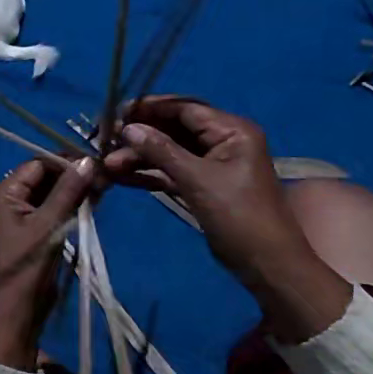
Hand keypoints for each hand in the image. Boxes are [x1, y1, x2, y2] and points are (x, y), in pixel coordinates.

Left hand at [0, 156, 95, 369]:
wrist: (21, 310)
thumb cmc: (28, 266)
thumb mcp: (49, 226)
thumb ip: (68, 191)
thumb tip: (89, 160)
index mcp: (5, 192)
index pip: (39, 163)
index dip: (67, 161)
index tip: (97, 163)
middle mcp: (11, 197)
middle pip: (46, 175)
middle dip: (74, 175)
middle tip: (106, 176)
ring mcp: (24, 213)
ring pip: (54, 191)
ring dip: (77, 189)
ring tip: (104, 187)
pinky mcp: (37, 227)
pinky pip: (56, 206)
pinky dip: (74, 203)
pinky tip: (95, 201)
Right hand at [101, 96, 350, 339]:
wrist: (266, 265)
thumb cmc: (238, 216)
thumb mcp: (198, 180)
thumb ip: (161, 151)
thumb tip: (127, 128)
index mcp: (232, 130)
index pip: (185, 108)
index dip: (149, 108)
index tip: (115, 113)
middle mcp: (223, 141)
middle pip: (174, 128)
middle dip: (140, 135)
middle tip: (106, 140)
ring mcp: (212, 164)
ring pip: (169, 151)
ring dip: (140, 156)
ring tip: (108, 163)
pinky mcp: (202, 185)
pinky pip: (171, 171)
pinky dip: (149, 173)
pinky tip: (121, 176)